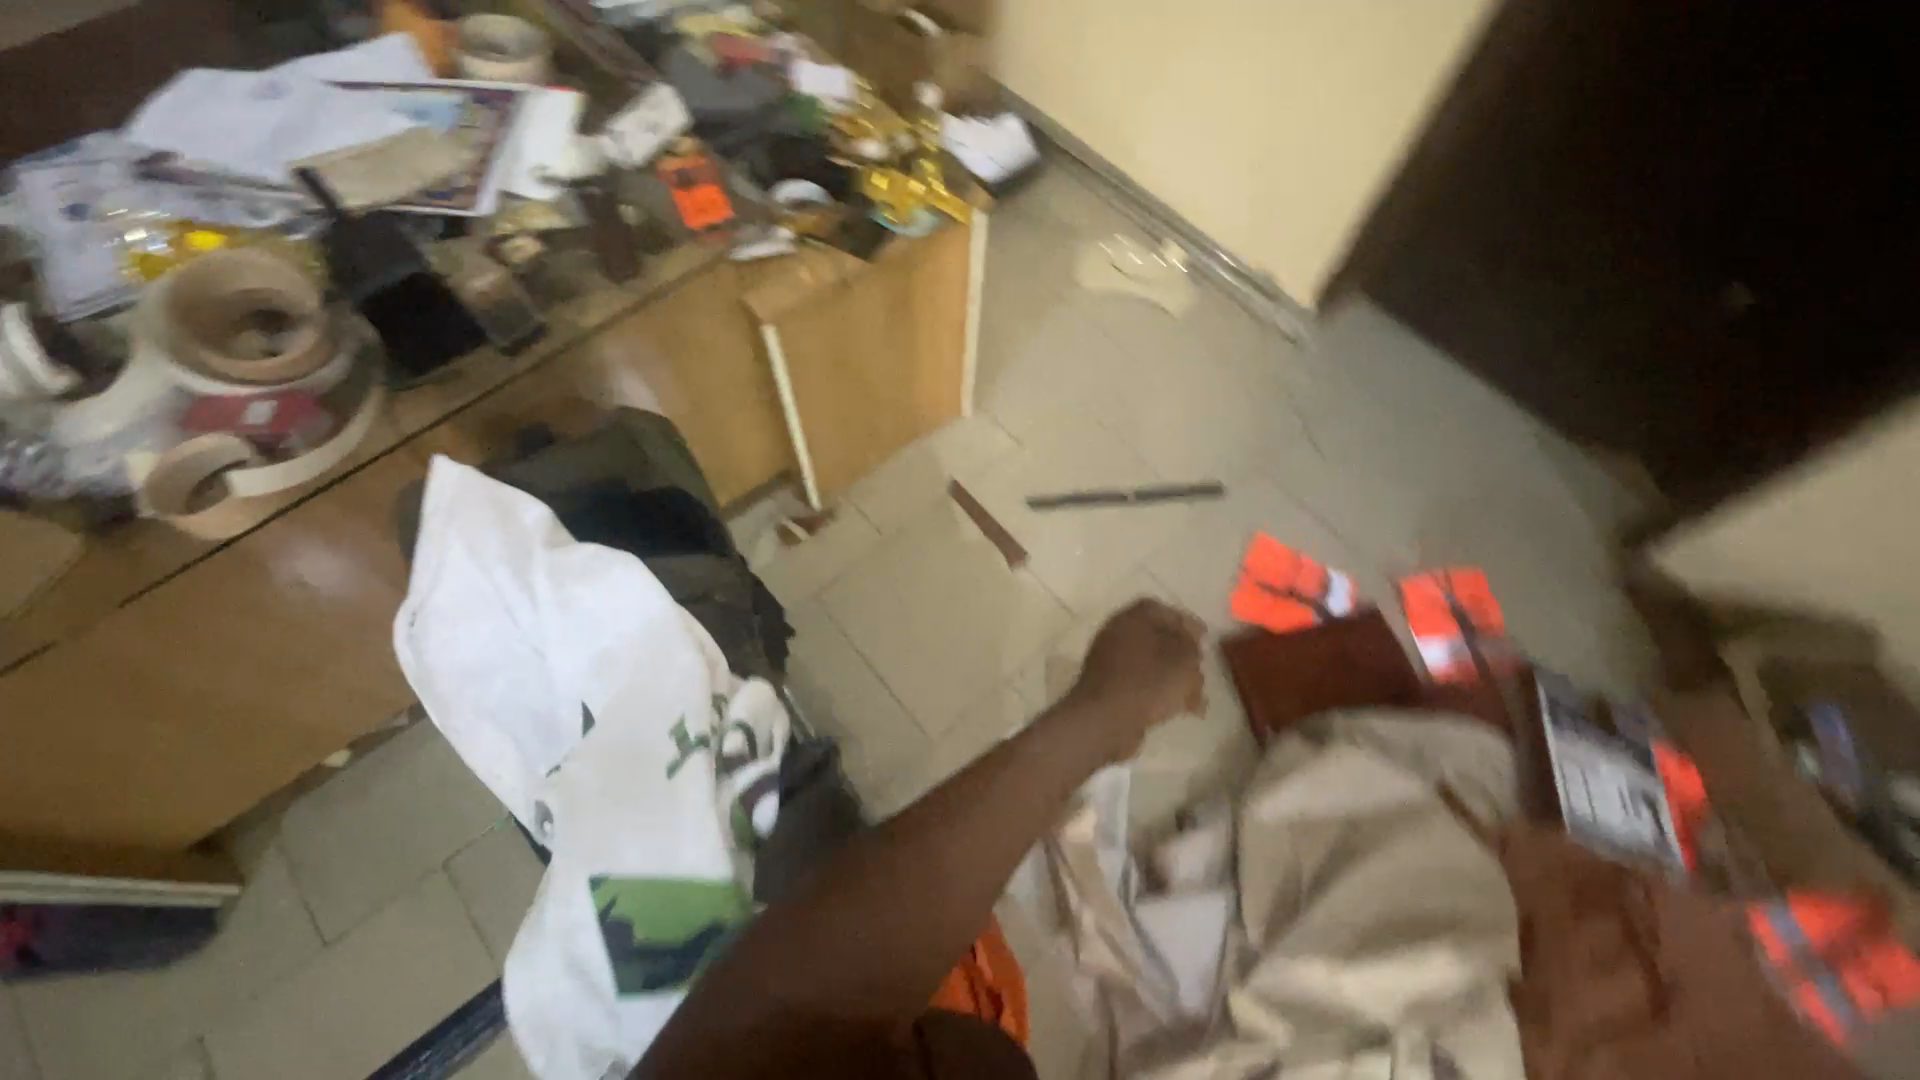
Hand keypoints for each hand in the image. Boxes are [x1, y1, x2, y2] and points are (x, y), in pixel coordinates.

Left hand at [1061, 599, 1207, 761]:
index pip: (1160, 610)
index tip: (1205, 638)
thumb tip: (1189, 643)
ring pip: (1151, 664)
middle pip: (1156, 638)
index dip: (1185, 622)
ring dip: (1175, 677)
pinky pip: (1142, 685)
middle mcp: (1117, 635)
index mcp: (1132, 618)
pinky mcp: (1110, 690)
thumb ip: (1191, 646)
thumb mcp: (1183, 659)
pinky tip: (1182, 710)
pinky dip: (1162, 693)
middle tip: (1200, 668)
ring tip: (1197, 696)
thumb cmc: (1149, 682)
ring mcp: (1110, 663)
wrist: (1106, 720)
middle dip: (1183, 654)